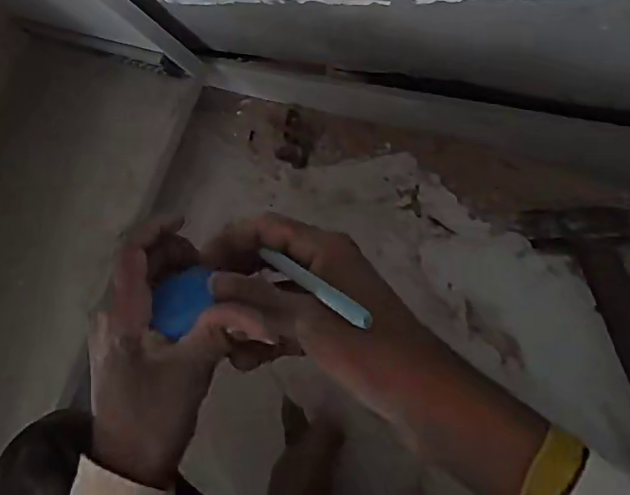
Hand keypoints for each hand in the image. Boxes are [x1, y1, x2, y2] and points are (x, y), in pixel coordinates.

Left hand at [89, 216, 271, 487]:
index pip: (130, 252)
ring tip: (200, 283)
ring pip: (137, 282)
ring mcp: (110, 327)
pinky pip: (138, 302)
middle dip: (169, 253)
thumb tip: (252, 308)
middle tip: (203, 263)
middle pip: (135, 263)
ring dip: (167, 274)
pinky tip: (188, 309)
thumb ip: (217, 331)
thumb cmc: (153, 415)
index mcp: (121, 313)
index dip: (155, 228)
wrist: (126, 461)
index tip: (184, 219)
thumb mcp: (190, 373)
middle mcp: (109, 312)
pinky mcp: (116, 342)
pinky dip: (163, 294)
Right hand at [203, 214, 548, 494]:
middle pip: (267, 256)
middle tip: (204, 297)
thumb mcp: (307, 322)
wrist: (430, 402)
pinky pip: (289, 318)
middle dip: (235, 275)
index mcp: (322, 246)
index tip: (200, 263)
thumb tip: (211, 282)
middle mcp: (323, 262)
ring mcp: (327, 294)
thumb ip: (256, 299)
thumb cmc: (368, 349)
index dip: (229, 239)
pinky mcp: (331, 326)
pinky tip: (245, 358)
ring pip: (275, 290)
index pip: (265, 227)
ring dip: (249, 309)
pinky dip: (267, 333)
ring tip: (221, 333)